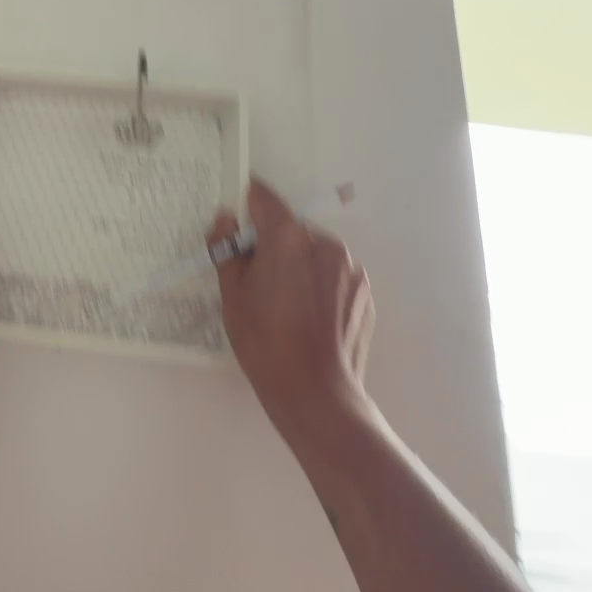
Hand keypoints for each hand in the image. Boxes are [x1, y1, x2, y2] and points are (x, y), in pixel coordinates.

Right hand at [211, 179, 374, 448]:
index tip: (235, 219)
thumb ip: (226, 248)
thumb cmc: (264, 340)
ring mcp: (351, 268)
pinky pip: (333, 275)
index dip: (246, 204)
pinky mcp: (365, 293)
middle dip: (272, 243)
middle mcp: (325, 243)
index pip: (264, 197)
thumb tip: (226, 220)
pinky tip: (307, 316)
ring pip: (314, 252)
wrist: (316, 393)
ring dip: (298, 263)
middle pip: (291, 228)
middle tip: (256, 277)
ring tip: (285, 303)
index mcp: (288, 237)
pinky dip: (318, 284)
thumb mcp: (231, 293)